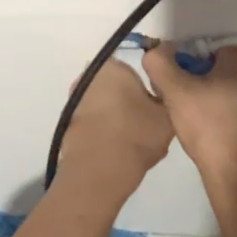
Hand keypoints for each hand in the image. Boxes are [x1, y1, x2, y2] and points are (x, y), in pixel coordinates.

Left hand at [59, 57, 172, 198]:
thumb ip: (168, 96)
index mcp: (112, 66)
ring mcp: (74, 101)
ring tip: (135, 137)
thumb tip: (165, 91)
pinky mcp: (68, 124)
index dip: (149, 84)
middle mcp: (88, 76)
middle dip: (130, 98)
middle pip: (117, 85)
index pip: (135, 67)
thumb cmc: (137, 133)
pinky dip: (105, 130)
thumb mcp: (168, 114)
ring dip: (117, 115)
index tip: (159, 101)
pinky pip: (94, 122)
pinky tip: (118, 147)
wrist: (99, 170)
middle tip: (149, 119)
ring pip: (104, 104)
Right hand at [143, 44, 236, 205]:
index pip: (206, 50)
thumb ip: (160, 63)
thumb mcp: (175, 91)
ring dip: (205, 99)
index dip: (186, 67)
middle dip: (195, 82)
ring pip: (223, 89)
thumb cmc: (208, 127)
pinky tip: (206, 132)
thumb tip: (157, 50)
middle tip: (179, 104)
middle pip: (215, 69)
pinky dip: (218, 114)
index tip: (175, 88)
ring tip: (191, 120)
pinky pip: (233, 106)